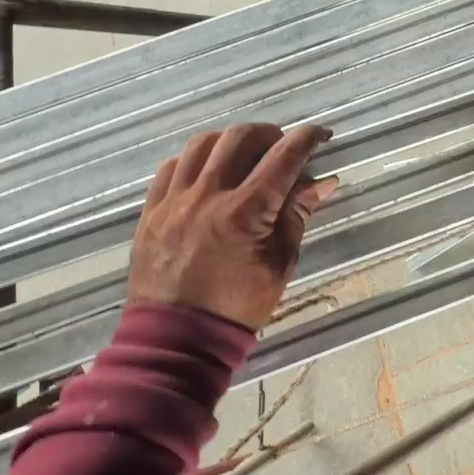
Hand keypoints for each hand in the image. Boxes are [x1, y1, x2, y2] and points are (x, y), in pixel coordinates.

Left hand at [128, 123, 338, 329]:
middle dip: (270, 134)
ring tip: (245, 155)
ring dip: (231, 141)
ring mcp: (174, 203)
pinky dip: (196, 160)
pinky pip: (172, 166)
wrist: (175, 340)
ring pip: (203, 144)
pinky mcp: (150, 213)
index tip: (322, 135)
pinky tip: (209, 173)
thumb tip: (322, 182)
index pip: (285, 155)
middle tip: (282, 148)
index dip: (308, 138)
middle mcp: (208, 197)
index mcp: (246, 212)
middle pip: (241, 137)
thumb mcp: (281, 262)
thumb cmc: (238, 305)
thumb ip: (297, 214)